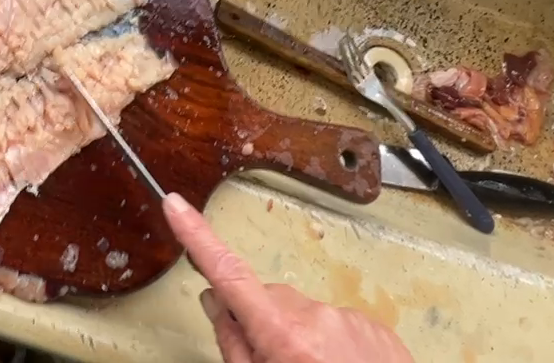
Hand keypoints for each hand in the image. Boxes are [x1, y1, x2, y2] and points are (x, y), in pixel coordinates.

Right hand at [163, 193, 414, 362]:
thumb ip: (235, 348)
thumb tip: (219, 305)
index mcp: (284, 337)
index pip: (229, 275)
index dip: (198, 238)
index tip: (175, 204)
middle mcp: (317, 317)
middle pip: (269, 301)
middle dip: (265, 324)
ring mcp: (351, 320)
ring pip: (305, 314)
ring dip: (303, 338)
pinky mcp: (378, 329)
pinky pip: (339, 324)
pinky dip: (334, 344)